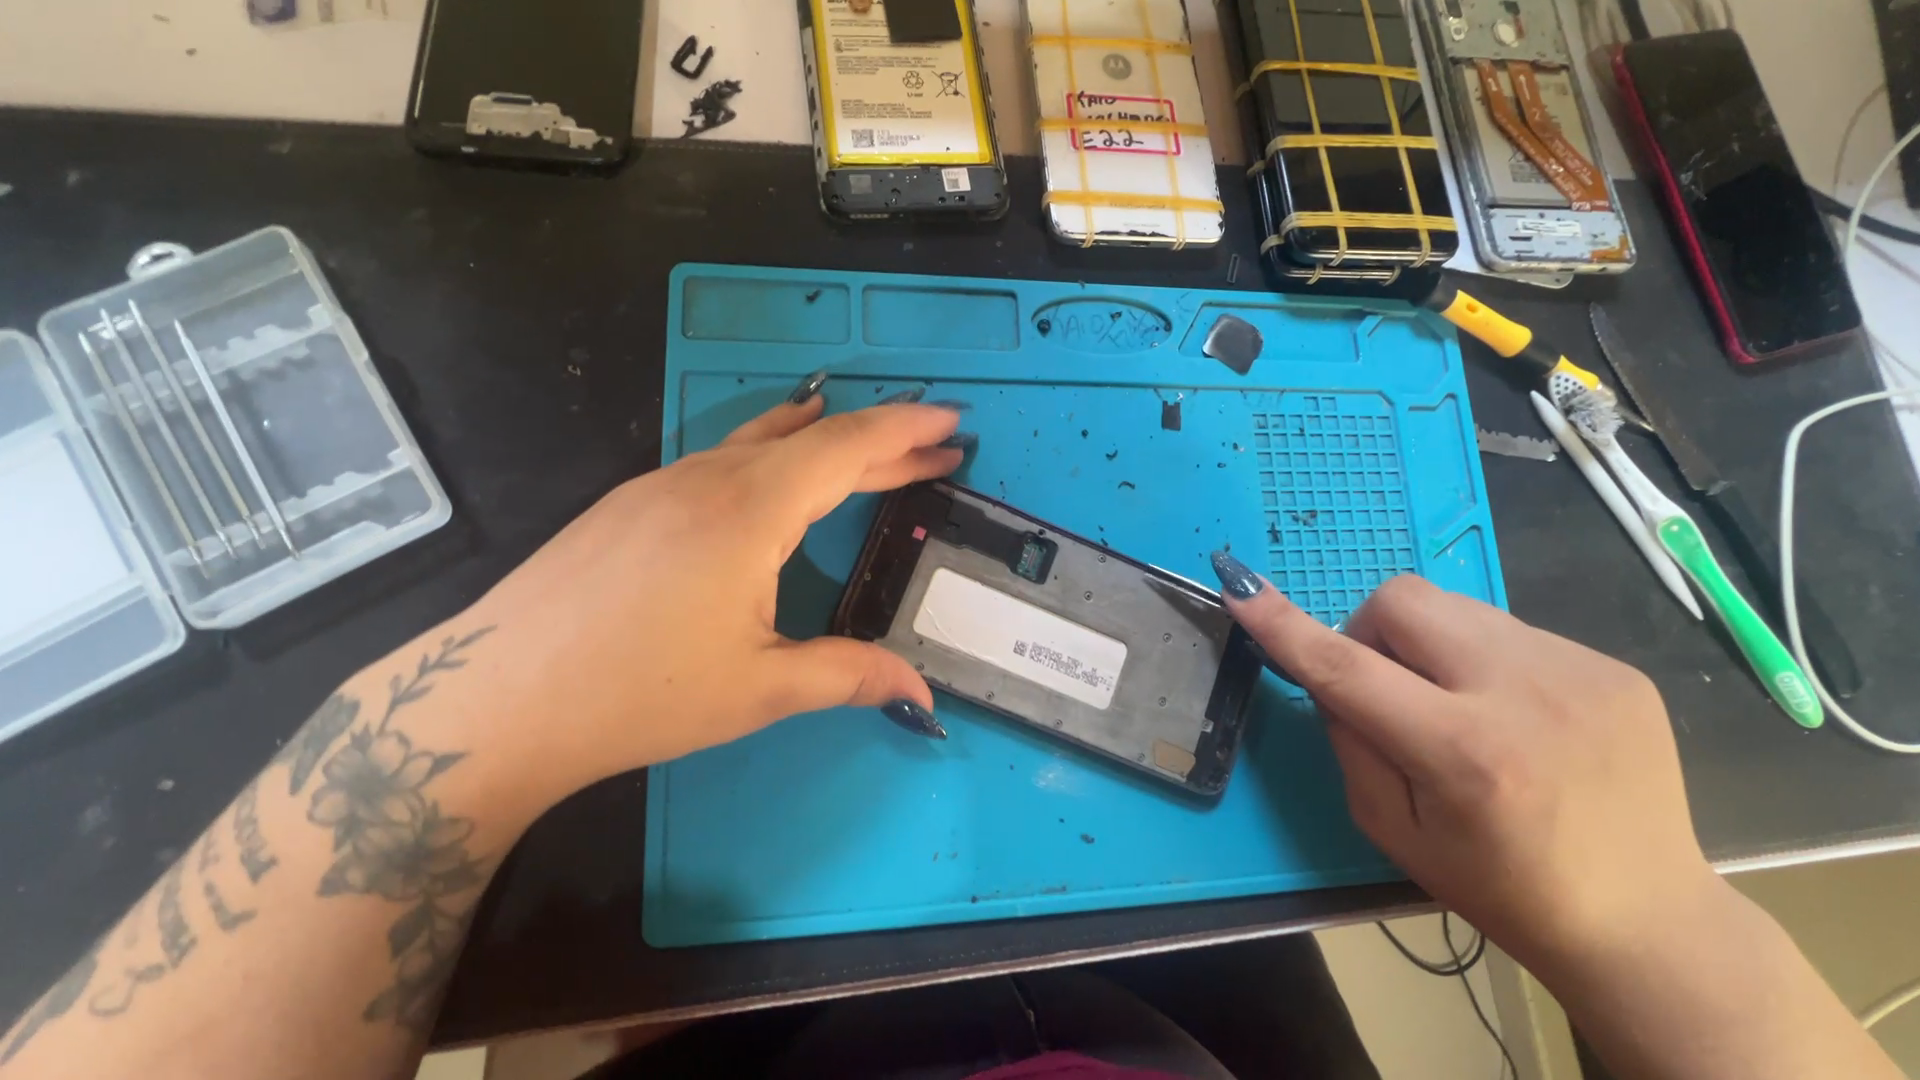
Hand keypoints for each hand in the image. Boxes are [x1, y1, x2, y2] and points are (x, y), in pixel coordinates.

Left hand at [454, 381, 967, 809]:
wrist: (498, 699)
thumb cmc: (638, 695)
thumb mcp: (759, 689)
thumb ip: (849, 675)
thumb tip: (920, 692)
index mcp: (750, 512)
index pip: (845, 448)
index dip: (904, 429)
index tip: (949, 420)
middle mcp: (707, 478)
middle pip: (811, 440)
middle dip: (880, 442)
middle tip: (934, 448)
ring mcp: (660, 485)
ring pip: (761, 445)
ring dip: (824, 449)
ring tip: (869, 453)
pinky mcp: (630, 503)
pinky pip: (720, 459)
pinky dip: (772, 457)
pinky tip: (774, 476)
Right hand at [1210, 554, 1716, 971]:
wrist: (1643, 917)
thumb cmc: (1497, 886)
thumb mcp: (1392, 829)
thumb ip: (1349, 739)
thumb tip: (1333, 673)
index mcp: (1463, 754)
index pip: (1348, 668)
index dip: (1285, 625)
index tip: (1240, 589)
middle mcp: (1525, 695)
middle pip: (1403, 600)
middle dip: (1370, 630)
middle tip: (1385, 687)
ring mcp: (1580, 671)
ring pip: (1456, 606)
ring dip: (1429, 644)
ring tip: (1458, 704)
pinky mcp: (1614, 666)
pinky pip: (1509, 628)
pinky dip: (1482, 658)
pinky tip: (1512, 713)